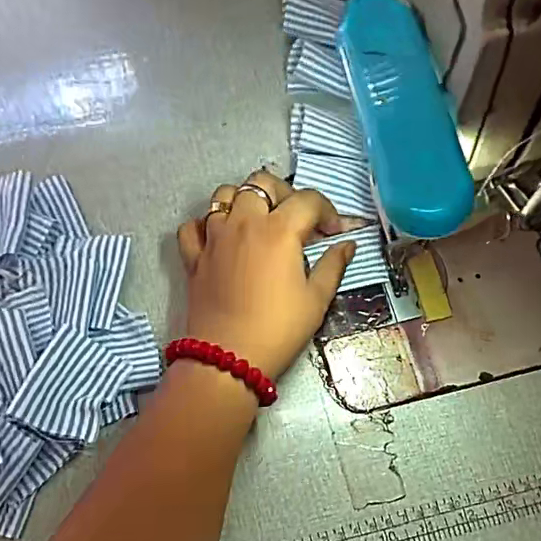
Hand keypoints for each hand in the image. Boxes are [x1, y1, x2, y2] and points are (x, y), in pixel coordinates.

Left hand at [175, 169, 356, 378]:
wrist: (228, 357)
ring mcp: (214, 237)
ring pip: (224, 195)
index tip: (334, 232)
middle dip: (284, 193)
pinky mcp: (193, 257)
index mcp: (279, 230)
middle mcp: (244, 223)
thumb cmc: (279, 329)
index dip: (327, 211)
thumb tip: (347, 245)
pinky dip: (206, 225)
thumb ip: (333, 266)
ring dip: (244, 200)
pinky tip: (221, 238)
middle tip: (296, 219)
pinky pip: (193, 226)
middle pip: (261, 183)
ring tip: (258, 222)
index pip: (307, 200)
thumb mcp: (317, 299)